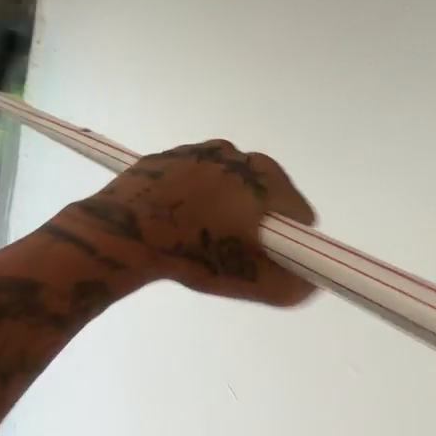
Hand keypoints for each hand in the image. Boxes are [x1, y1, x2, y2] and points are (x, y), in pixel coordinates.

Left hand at [58, 139, 317, 306]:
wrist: (126, 232)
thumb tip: (309, 274)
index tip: (266, 254)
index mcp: (264, 177)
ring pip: (227, 182)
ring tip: (203, 232)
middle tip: (233, 245)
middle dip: (256, 217)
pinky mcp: (164, 156)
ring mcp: (193, 151)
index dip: (289, 239)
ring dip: (223, 202)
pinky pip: (193, 176)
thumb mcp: (264, 285)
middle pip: (263, 192)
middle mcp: (232, 154)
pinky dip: (193, 193)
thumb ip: (302, 281)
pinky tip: (180, 216)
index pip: (296, 212)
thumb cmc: (198, 254)